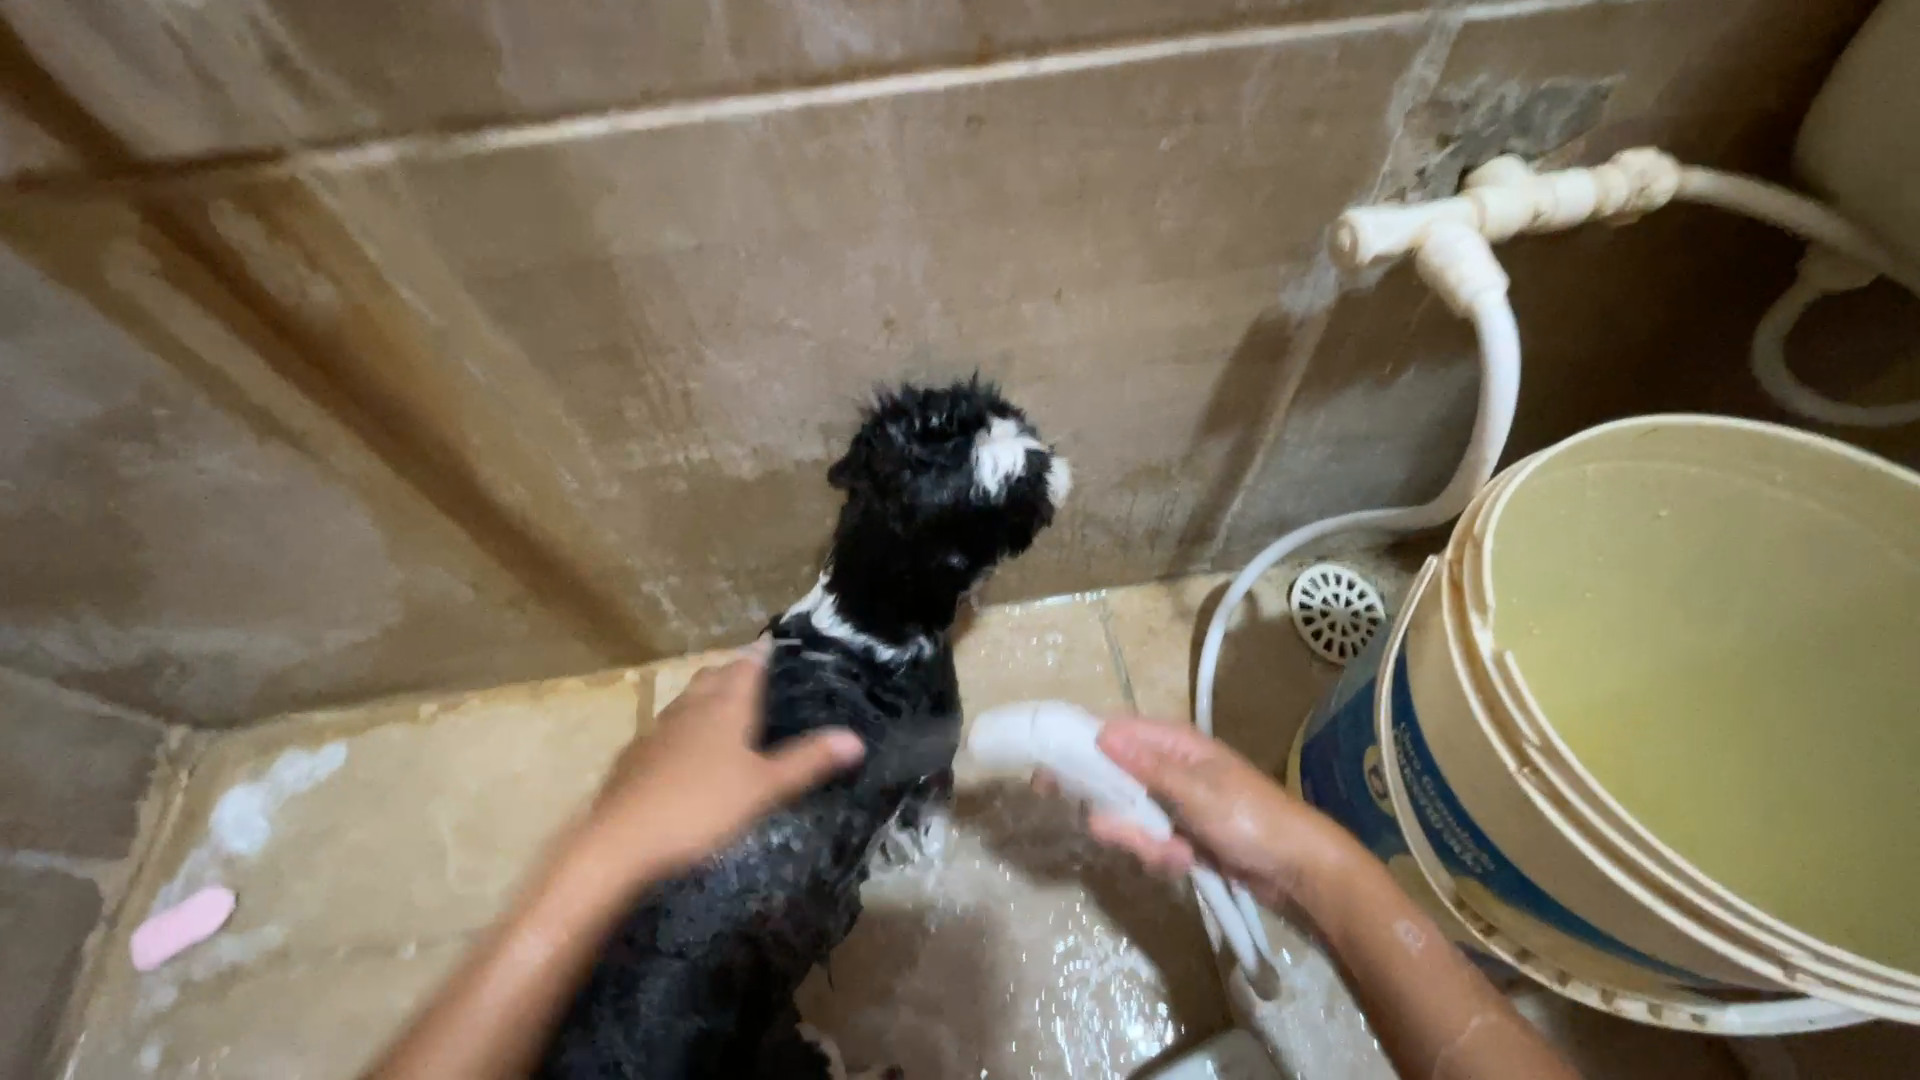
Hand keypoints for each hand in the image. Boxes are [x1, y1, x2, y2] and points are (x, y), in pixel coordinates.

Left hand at [584, 642, 864, 879]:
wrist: (619, 843)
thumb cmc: (700, 808)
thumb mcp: (764, 788)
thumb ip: (808, 761)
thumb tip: (855, 738)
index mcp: (724, 707)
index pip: (746, 666)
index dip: (761, 653)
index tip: (772, 642)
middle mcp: (690, 709)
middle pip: (713, 677)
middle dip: (733, 670)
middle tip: (752, 671)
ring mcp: (657, 732)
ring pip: (687, 701)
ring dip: (706, 695)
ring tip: (723, 704)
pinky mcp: (635, 759)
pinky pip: (666, 730)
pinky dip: (683, 728)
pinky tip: (684, 751)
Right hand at [1038, 717, 1357, 904]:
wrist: (1298, 871)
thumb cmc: (1252, 819)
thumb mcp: (1198, 792)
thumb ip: (1148, 766)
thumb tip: (1101, 734)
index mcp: (1172, 742)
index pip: (1111, 733)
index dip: (1078, 749)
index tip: (1047, 776)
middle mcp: (1165, 766)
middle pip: (1112, 780)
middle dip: (1117, 814)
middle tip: (1116, 834)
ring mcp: (1170, 801)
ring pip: (1127, 817)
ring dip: (1143, 841)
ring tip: (1175, 855)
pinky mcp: (1177, 833)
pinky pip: (1147, 840)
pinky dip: (1161, 856)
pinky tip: (1186, 864)